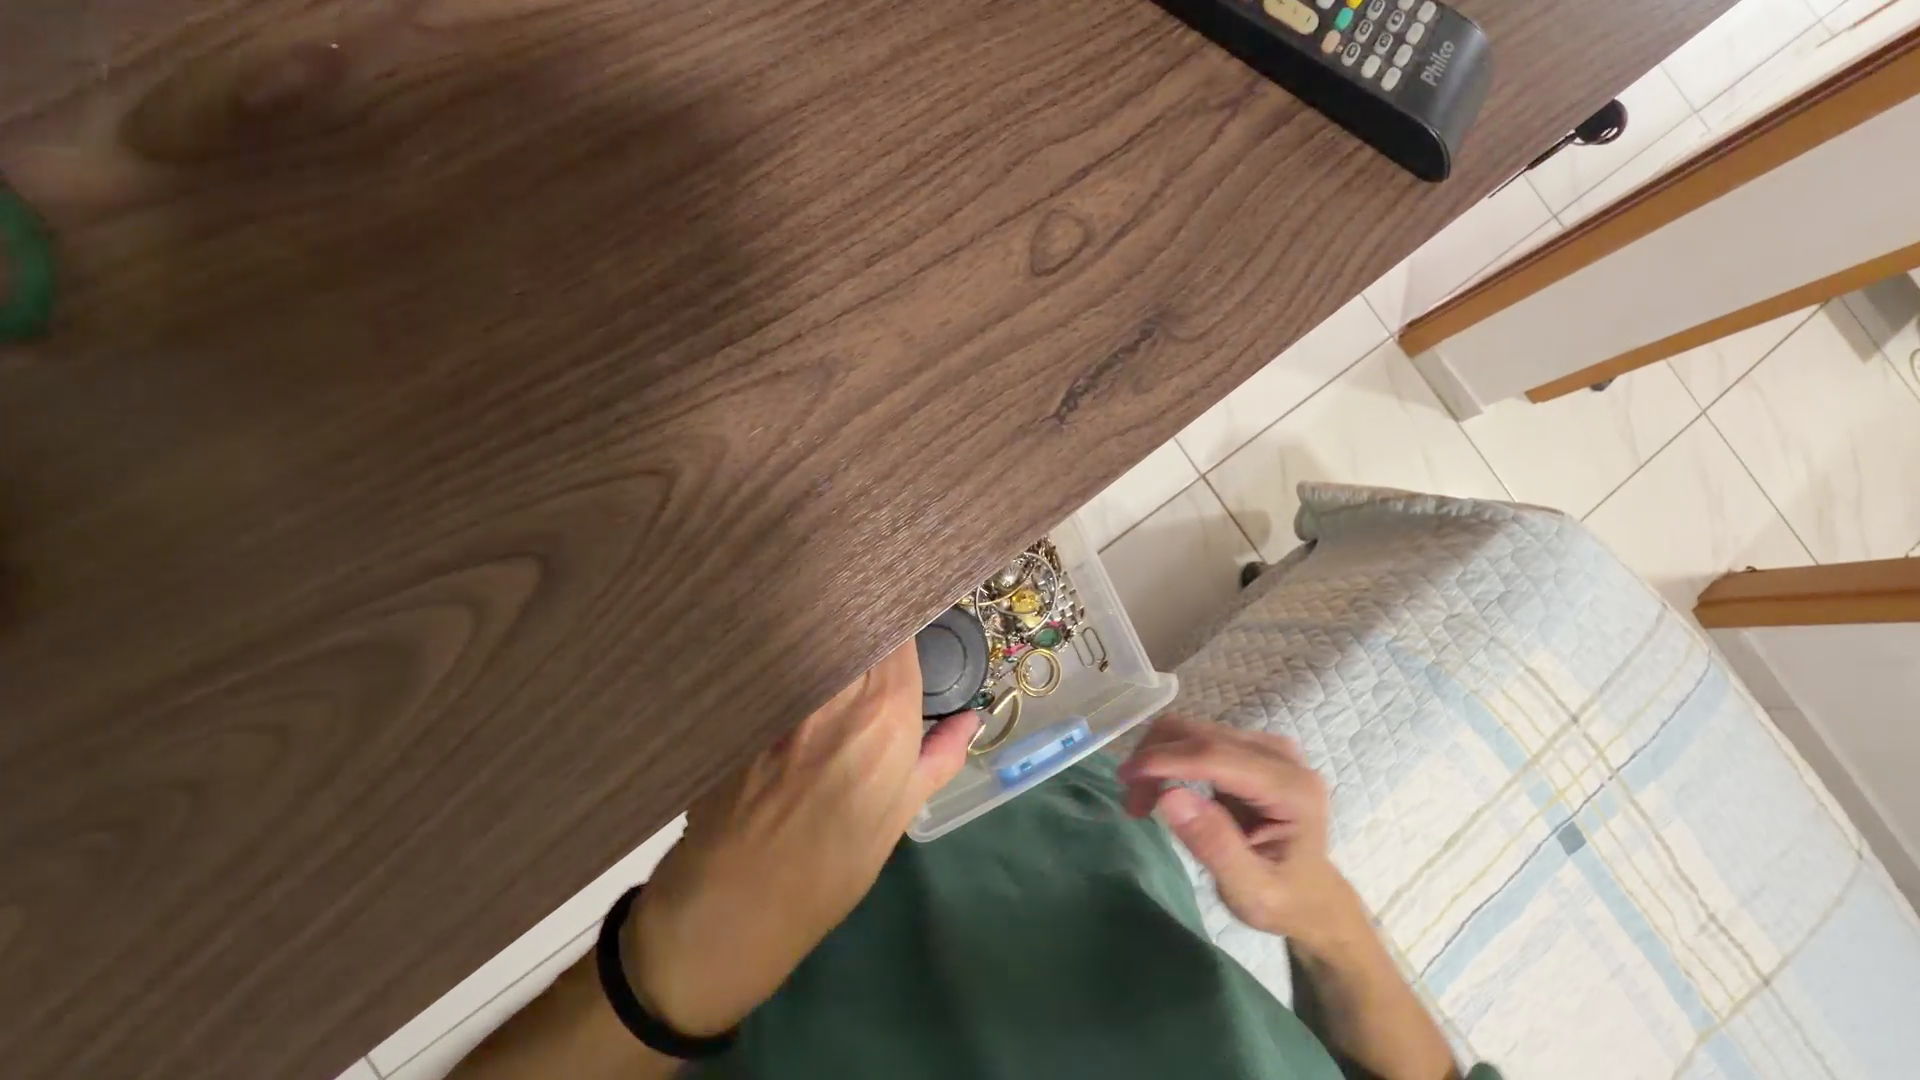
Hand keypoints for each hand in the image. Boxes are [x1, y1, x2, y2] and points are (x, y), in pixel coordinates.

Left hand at [624, 641, 979, 1036]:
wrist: (739, 901)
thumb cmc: (833, 866)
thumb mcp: (899, 816)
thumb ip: (937, 757)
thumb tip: (969, 722)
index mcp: (885, 713)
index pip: (898, 630)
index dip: (902, 612)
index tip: (905, 609)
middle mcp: (834, 688)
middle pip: (853, 617)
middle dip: (865, 608)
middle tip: (869, 607)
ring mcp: (781, 690)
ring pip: (811, 630)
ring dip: (826, 620)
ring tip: (832, 613)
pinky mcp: (741, 701)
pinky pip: (773, 654)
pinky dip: (787, 645)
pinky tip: (787, 650)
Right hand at [1118, 715, 1364, 949]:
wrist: (1313, 898)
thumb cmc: (1285, 900)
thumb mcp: (1252, 892)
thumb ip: (1215, 846)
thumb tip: (1171, 796)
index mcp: (1291, 788)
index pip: (1217, 755)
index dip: (1166, 759)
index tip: (1126, 778)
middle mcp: (1281, 756)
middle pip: (1201, 733)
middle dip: (1156, 759)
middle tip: (1133, 804)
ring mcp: (1266, 748)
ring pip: (1193, 730)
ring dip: (1158, 758)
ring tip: (1143, 802)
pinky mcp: (1249, 750)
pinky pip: (1197, 739)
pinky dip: (1169, 758)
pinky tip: (1162, 791)